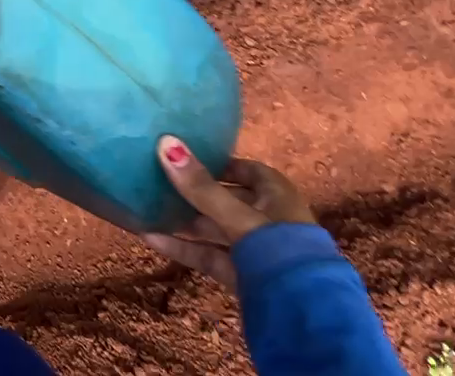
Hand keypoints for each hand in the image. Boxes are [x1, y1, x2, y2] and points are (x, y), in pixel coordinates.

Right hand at [141, 135, 314, 288]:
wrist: (305, 312)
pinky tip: (151, 238)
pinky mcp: (244, 275)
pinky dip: (183, 248)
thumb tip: (165, 142)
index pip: (248, 170)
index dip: (219, 163)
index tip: (184, 158)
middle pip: (227, 200)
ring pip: (216, 228)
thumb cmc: (276, 248)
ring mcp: (257, 250)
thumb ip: (199, 185)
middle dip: (194, 193)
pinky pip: (210, 255)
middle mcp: (269, 220)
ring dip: (185, 221)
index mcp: (277, 197)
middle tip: (159, 182)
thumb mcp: (236, 214)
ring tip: (149, 209)